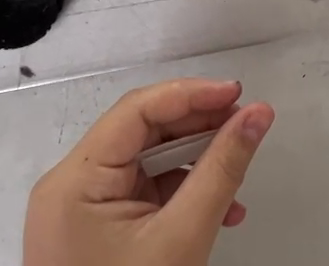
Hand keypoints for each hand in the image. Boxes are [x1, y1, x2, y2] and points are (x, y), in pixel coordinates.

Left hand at [23, 78, 274, 265]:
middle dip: (200, 126)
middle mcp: (70, 185)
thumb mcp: (183, 235)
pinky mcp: (95, 228)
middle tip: (246, 125)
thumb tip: (259, 113)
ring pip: (148, 159)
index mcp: (75, 180)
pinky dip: (183, 191)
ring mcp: (81, 208)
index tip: (239, 94)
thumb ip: (223, 167)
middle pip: (143, 130)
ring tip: (238, 171)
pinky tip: (220, 208)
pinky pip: (144, 189)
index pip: (138, 109)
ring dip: (197, 161)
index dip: (191, 93)